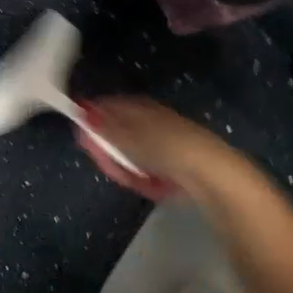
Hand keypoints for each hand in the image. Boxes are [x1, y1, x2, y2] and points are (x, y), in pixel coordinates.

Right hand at [75, 96, 242, 199]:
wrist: (209, 172)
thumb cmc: (166, 147)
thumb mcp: (130, 136)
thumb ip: (105, 127)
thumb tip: (83, 111)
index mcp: (142, 108)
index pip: (111, 107)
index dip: (95, 118)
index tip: (82, 133)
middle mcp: (152, 123)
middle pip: (119, 135)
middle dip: (110, 150)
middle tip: (106, 163)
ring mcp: (164, 146)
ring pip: (132, 156)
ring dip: (127, 168)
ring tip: (131, 178)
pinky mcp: (173, 167)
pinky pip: (148, 172)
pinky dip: (144, 179)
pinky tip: (149, 185)